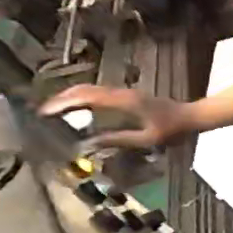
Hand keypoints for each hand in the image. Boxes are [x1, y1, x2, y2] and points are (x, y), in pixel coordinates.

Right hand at [39, 84, 192, 149]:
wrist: (192, 117)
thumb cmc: (173, 129)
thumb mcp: (147, 139)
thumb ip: (119, 140)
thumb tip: (88, 144)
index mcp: (126, 101)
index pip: (88, 97)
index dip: (64, 103)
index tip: (44, 112)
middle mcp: (124, 93)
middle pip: (86, 89)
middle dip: (62, 98)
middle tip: (41, 112)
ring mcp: (127, 92)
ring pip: (92, 88)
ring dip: (71, 96)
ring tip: (52, 110)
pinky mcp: (129, 96)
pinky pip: (100, 92)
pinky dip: (83, 97)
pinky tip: (76, 108)